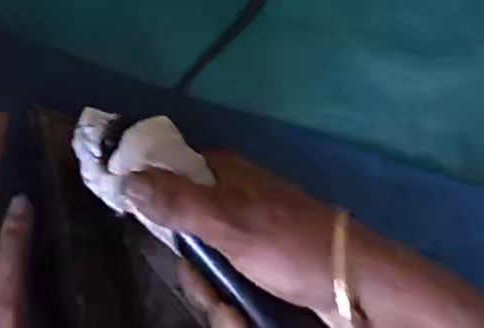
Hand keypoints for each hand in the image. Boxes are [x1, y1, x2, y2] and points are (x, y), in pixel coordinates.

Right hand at [126, 152, 483, 327]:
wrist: (359, 289)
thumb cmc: (290, 244)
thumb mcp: (228, 223)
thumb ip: (176, 202)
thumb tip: (124, 177)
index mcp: (218, 171)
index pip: (166, 180)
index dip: (157, 214)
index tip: (164, 245)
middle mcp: (227, 197)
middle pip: (184, 238)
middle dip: (196, 278)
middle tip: (215, 294)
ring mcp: (245, 234)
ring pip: (206, 271)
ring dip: (217, 303)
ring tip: (240, 317)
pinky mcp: (261, 268)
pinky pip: (229, 289)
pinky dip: (234, 310)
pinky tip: (248, 319)